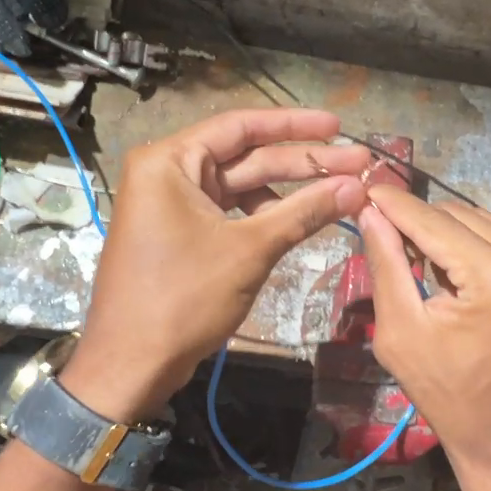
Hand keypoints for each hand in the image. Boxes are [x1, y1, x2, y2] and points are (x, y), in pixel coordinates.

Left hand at [61, 110, 369, 422]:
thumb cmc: (184, 298)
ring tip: (338, 195)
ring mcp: (171, 204)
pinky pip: (229, 211)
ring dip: (287, 191)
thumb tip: (357, 187)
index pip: (241, 126)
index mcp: (170, 161)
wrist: (132, 365)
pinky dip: (264, 215)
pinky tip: (299, 221)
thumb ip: (305, 211)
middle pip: (245, 157)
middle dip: (302, 162)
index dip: (295, 126)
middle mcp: (167, 172)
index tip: (338, 126)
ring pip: (240, 186)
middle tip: (356, 164)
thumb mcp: (251, 250)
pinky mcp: (179, 232)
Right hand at [356, 185, 490, 473]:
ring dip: (444, 233)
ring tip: (414, 258)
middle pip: (459, 216)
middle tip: (382, 234)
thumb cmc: (447, 394)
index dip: (395, 205)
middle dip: (417, 221)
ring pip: (481, 224)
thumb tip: (371, 212)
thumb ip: (386, 264)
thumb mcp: (402, 331)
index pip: (434, 222)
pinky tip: (450, 271)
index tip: (364, 190)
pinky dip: (471, 246)